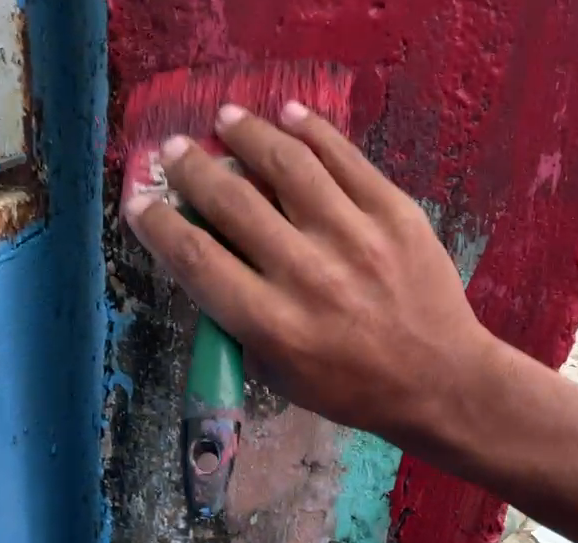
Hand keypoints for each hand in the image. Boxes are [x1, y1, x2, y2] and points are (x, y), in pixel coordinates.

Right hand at [122, 101, 508, 449]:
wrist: (438, 380)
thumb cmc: (348, 389)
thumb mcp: (277, 374)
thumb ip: (239, 322)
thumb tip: (209, 262)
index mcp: (270, 323)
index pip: (196, 259)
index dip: (158, 224)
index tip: (139, 202)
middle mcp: (305, 274)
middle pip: (232, 202)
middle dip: (192, 170)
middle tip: (173, 150)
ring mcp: (353, 236)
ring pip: (286, 165)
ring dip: (246, 135)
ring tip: (225, 120)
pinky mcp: (394, 211)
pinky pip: (344, 158)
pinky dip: (311, 132)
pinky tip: (286, 118)